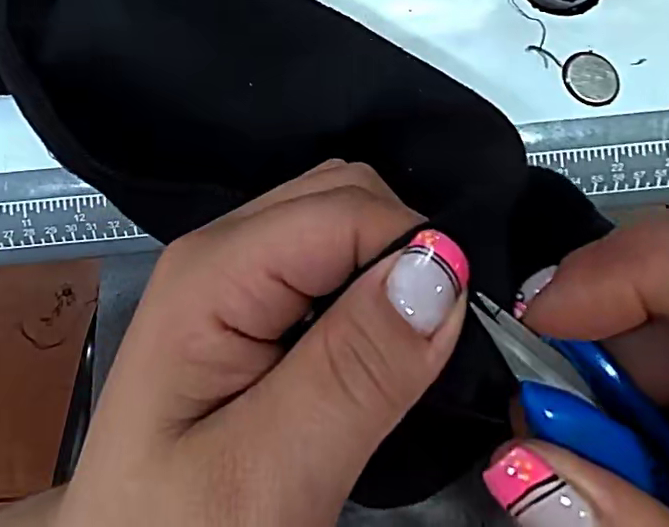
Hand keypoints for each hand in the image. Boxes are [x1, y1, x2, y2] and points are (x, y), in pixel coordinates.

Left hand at [55, 160, 468, 526]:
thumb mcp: (267, 473)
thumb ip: (354, 368)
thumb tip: (440, 267)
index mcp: (214, 269)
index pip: (344, 208)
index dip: (413, 251)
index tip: (454, 324)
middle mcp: (222, 246)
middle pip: (342, 194)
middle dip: (403, 248)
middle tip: (425, 344)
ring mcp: (233, 267)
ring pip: (342, 217)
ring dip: (390, 266)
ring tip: (399, 349)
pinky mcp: (250, 297)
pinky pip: (330, 254)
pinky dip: (370, 283)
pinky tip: (369, 341)